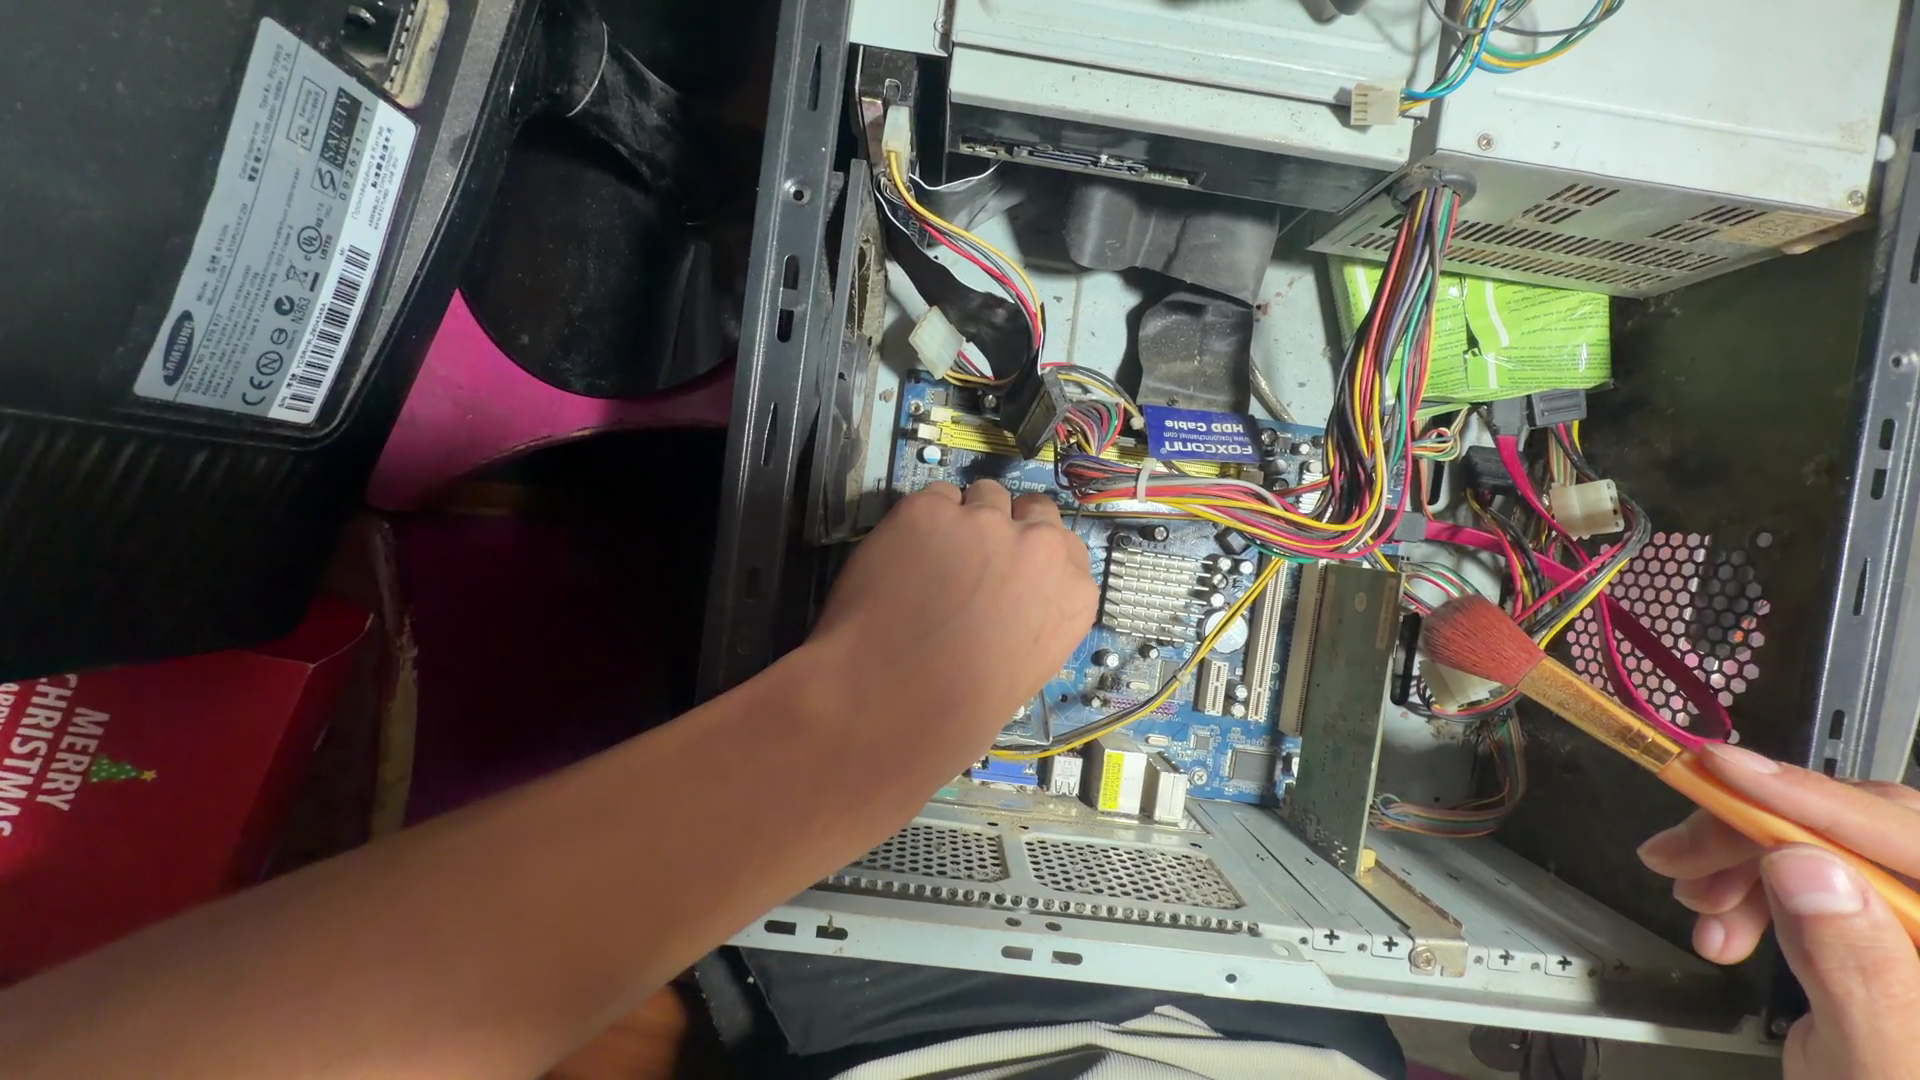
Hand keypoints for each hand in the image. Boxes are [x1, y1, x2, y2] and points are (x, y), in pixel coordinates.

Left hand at [809, 480, 1097, 774]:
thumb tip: (1010, 593)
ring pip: (984, 494)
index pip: (1065, 545)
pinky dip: (920, 521)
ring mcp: (984, 521)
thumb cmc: (964, 705)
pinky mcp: (930, 509)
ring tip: (934, 553)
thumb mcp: (1030, 664)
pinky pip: (932, 497)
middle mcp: (1040, 546)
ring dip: (966, 516)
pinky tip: (902, 555)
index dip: (1033, 550)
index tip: (1011, 565)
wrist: (898, 696)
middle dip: (1008, 524)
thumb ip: (1033, 611)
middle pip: (1033, 508)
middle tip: (975, 553)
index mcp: (1073, 592)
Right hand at [1638, 742, 1919, 1078]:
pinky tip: (1726, 924)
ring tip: (1698, 909)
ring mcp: (1918, 919)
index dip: (1814, 798)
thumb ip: (1859, 971)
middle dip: (1752, 836)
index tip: (1723, 767)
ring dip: (1738, 866)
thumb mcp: (1880, 1066)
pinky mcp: (1886, 926)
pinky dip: (1750, 888)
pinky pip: (1811, 875)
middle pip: (1861, 833)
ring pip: (1822, 847)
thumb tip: (1803, 867)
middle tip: (1676, 859)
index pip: (1911, 837)